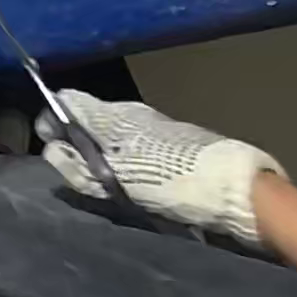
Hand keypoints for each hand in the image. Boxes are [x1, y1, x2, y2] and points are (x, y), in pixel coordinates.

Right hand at [38, 90, 283, 243]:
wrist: (246, 195)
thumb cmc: (173, 183)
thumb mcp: (115, 180)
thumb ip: (76, 165)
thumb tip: (50, 151)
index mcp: (112, 114)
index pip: (64, 101)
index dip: (50, 121)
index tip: (51, 148)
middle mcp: (131, 111)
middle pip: (88, 119)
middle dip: (76, 142)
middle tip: (79, 173)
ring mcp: (156, 125)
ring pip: (112, 133)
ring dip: (103, 153)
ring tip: (109, 182)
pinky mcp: (177, 142)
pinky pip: (136, 145)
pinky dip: (128, 160)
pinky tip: (140, 183)